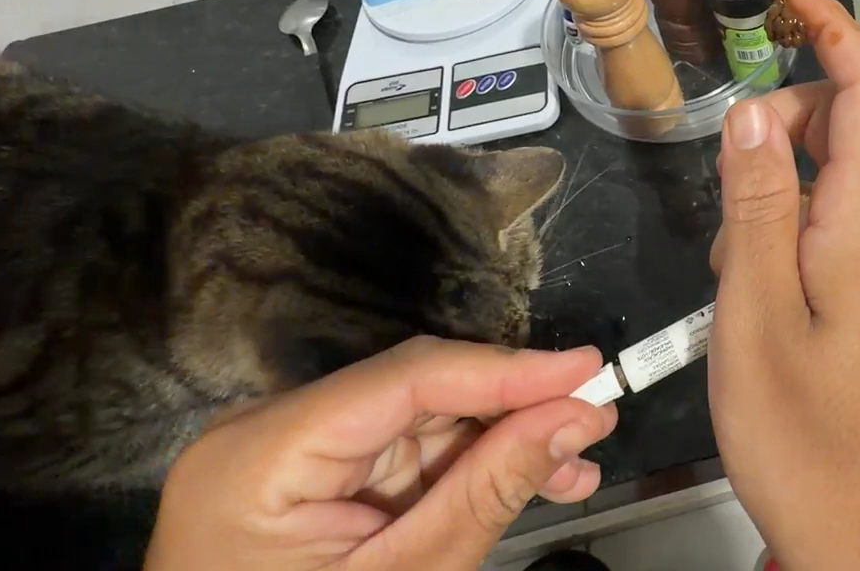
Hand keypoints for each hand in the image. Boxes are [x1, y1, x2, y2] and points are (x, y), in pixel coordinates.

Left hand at [145, 338, 616, 570]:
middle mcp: (275, 426)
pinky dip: (470, 464)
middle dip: (515, 409)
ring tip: (577, 467)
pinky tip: (532, 478)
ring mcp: (295, 447)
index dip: (508, 368)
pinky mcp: (318, 471)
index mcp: (263, 453)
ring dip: (504, 440)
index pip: (410, 377)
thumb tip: (578, 416)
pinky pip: (413, 448)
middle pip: (424, 391)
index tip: (589, 367)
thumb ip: (488, 492)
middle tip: (596, 423)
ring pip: (430, 417)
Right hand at [709, 0, 859, 568]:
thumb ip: (756, 202)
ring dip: (771, 183)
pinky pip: (828, 212)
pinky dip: (783, 218)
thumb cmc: (803, 430)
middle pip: (843, 121)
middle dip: (777, 124)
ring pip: (829, 168)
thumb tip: (749, 109)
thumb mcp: (756, 310)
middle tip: (724, 190)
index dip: (833, 27)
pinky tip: (752, 281)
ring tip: (733, 262)